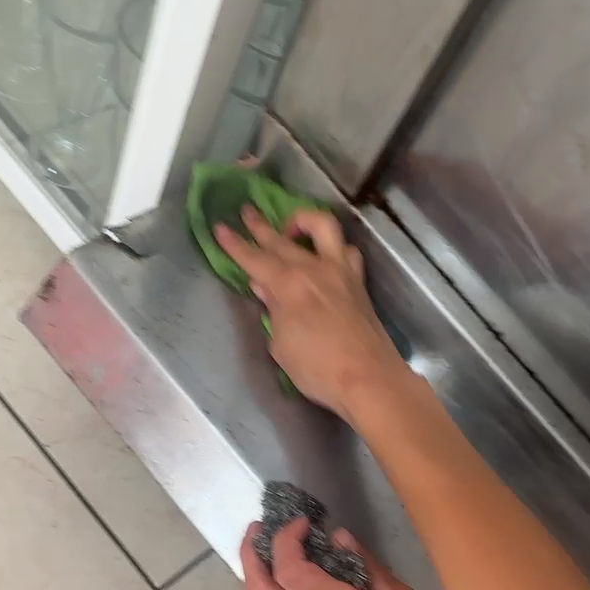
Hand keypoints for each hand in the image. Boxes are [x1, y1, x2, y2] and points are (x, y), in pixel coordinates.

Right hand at [213, 206, 410, 424]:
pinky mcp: (358, 282)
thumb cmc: (317, 370)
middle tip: (247, 211)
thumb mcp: (281, 346)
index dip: (235, 244)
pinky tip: (326, 257)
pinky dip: (333, 247)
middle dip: (260, 226)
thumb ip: (273, 312)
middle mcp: (314, 269)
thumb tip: (266, 289)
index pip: (255, 259)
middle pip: (282, 240)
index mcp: (288, 285)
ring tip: (292, 227)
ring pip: (323, 228)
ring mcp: (340, 272)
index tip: (221, 228)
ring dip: (303, 221)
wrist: (368, 378)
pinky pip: (345, 251)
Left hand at [240, 517, 468, 589]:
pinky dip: (271, 589)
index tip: (304, 521)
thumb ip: (372, 569)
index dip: (286, 540)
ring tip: (265, 546)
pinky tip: (287, 573)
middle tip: (260, 527)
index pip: (291, 572)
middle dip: (251, 555)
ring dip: (254, 573)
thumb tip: (340, 536)